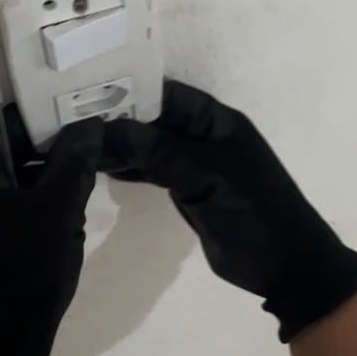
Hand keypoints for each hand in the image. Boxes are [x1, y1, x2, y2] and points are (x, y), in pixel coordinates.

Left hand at [0, 108, 103, 355]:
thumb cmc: (27, 266)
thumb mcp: (60, 208)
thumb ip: (73, 160)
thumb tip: (87, 124)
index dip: (34, 119)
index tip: (68, 120)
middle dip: (38, 154)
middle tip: (77, 156)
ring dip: (31, 185)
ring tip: (70, 192)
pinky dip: (19, 210)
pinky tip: (49, 226)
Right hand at [102, 81, 356, 340]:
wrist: (285, 266)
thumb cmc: (253, 211)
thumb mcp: (206, 178)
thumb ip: (159, 152)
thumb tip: (109, 128)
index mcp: (217, 121)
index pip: (166, 94)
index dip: (130, 89)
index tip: (86, 90)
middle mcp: (203, 136)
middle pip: (154, 118)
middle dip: (118, 118)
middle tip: (71, 120)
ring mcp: (195, 164)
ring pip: (150, 145)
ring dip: (120, 145)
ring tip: (78, 145)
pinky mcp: (187, 189)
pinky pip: (153, 170)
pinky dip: (130, 168)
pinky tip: (102, 167)